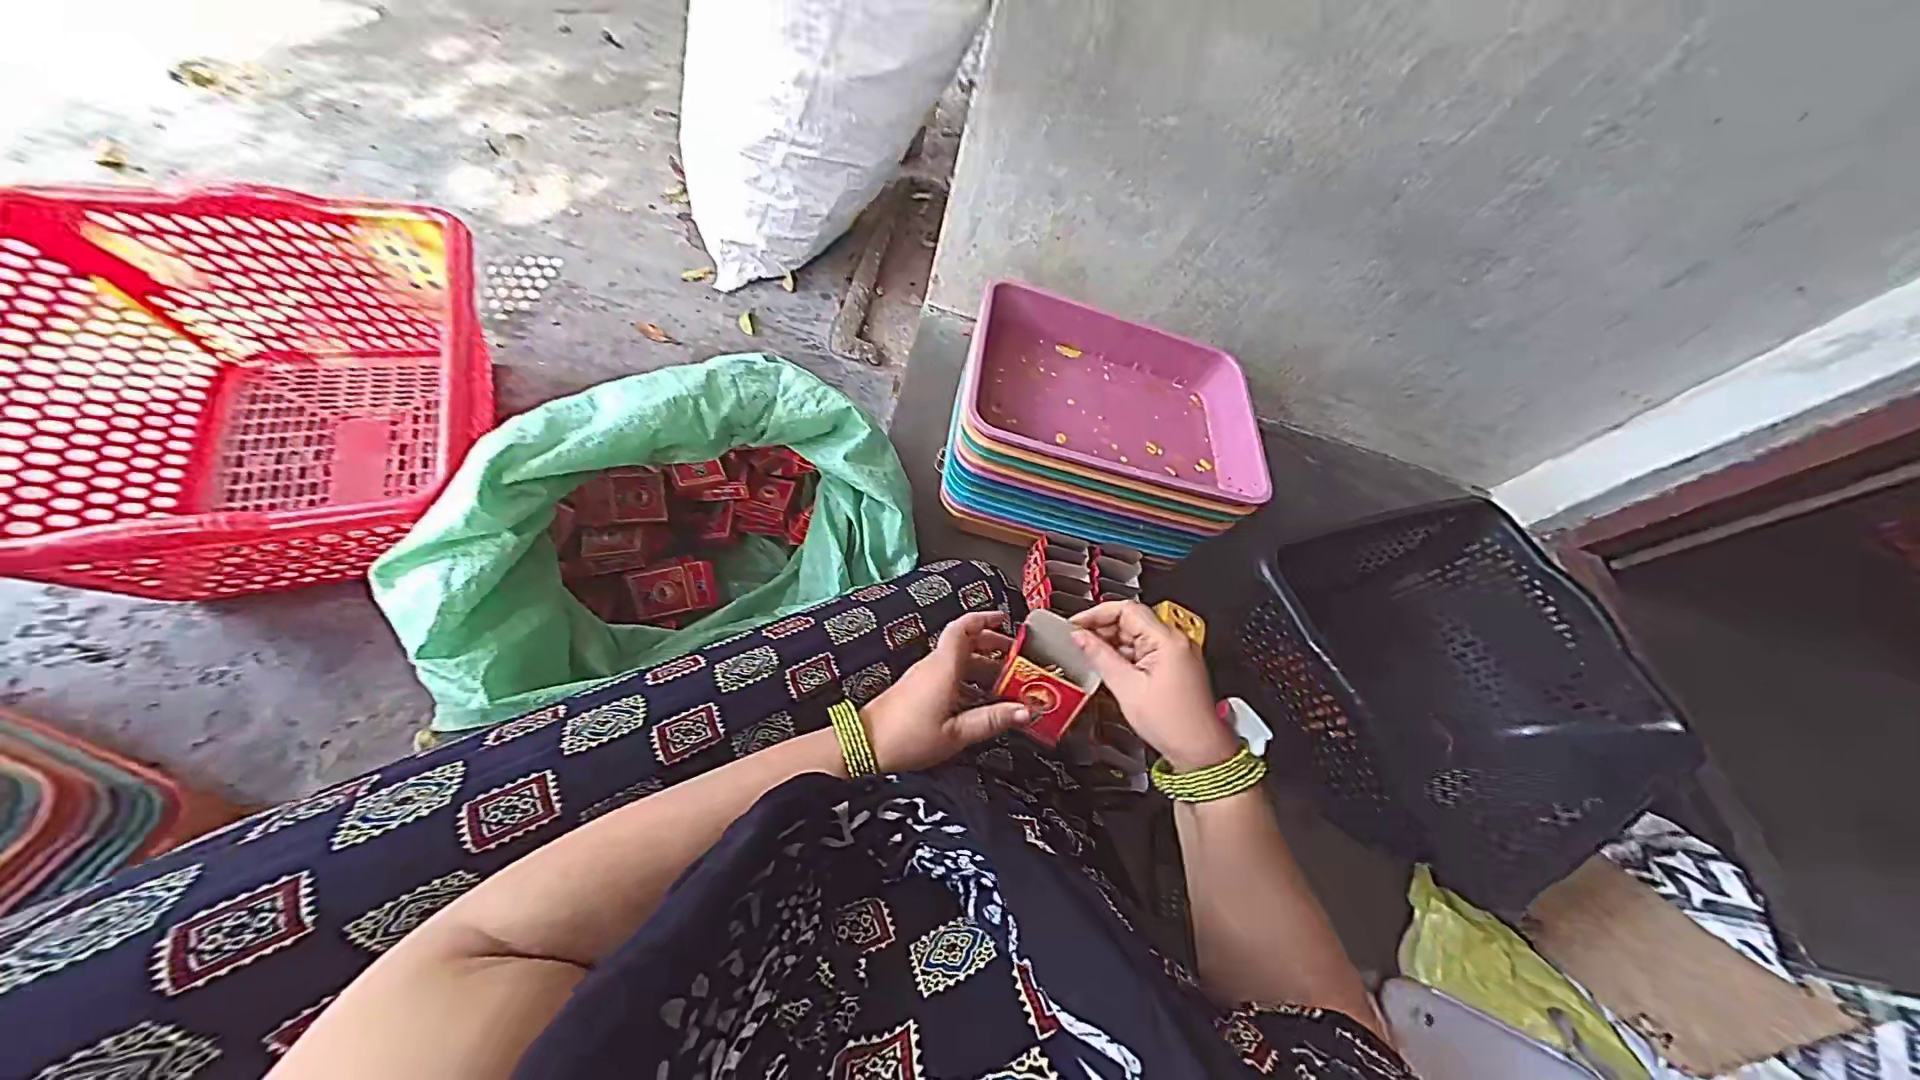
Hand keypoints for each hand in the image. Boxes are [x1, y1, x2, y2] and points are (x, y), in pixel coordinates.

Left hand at [862, 611, 1030, 772]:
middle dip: (993, 646)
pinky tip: (981, 702)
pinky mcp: (919, 690)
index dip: (985, 619)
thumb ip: (992, 720)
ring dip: (983, 667)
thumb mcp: (957, 733)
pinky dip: (969, 682)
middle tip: (1015, 658)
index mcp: (944, 667)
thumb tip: (1026, 712)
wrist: (866, 745)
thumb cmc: (908, 738)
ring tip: (1005, 685)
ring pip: (959, 661)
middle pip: (966, 643)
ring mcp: (925, 677)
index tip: (1004, 619)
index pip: (963, 628)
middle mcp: (934, 666)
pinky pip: (950, 676)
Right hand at [1069, 600, 1238, 769]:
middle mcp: (1176, 640)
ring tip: (1093, 657)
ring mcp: (1177, 651)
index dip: (1096, 614)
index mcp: (1167, 640)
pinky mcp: (1175, 663)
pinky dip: (1125, 654)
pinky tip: (1112, 666)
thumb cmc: (1174, 724)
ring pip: (1136, 634)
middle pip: (1131, 619)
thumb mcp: (1126, 687)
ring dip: (1113, 643)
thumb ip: (1100, 656)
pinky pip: (1145, 648)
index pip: (1126, 609)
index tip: (1077, 624)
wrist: (1200, 750)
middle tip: (1081, 641)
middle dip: (1103, 629)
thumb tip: (1081, 637)